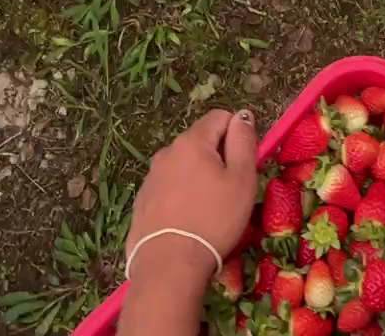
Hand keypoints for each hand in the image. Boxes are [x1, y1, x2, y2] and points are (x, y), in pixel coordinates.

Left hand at [127, 110, 258, 279]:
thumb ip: (244, 140)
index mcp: (192, 142)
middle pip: (200, 140)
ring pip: (183, 164)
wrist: (168, 269)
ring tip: (208, 208)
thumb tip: (242, 116)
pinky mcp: (141, 202)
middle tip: (229, 188)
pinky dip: (180, 194)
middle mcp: (166, 152)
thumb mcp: (241, 179)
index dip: (237, 134)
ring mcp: (150, 178)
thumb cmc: (213, 220)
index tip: (243, 163)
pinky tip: (187, 220)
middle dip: (217, 156)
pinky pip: (168, 186)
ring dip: (198, 175)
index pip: (220, 117)